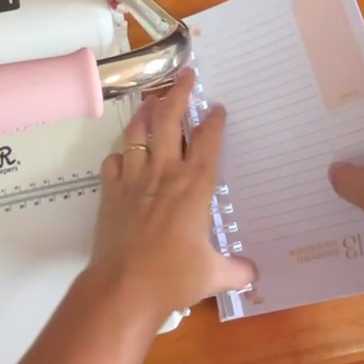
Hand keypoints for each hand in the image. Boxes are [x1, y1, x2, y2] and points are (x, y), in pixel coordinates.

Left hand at [87, 70, 256, 319]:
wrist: (124, 288)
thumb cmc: (173, 278)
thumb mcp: (213, 275)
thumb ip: (235, 270)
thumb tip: (253, 274)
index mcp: (194, 186)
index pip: (208, 142)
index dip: (214, 120)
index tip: (217, 106)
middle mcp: (164, 173)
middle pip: (170, 120)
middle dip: (179, 93)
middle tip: (185, 75)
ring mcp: (133, 179)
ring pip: (138, 133)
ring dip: (146, 113)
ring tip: (152, 100)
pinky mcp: (110, 191)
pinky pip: (114, 161)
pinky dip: (120, 154)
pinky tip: (125, 154)